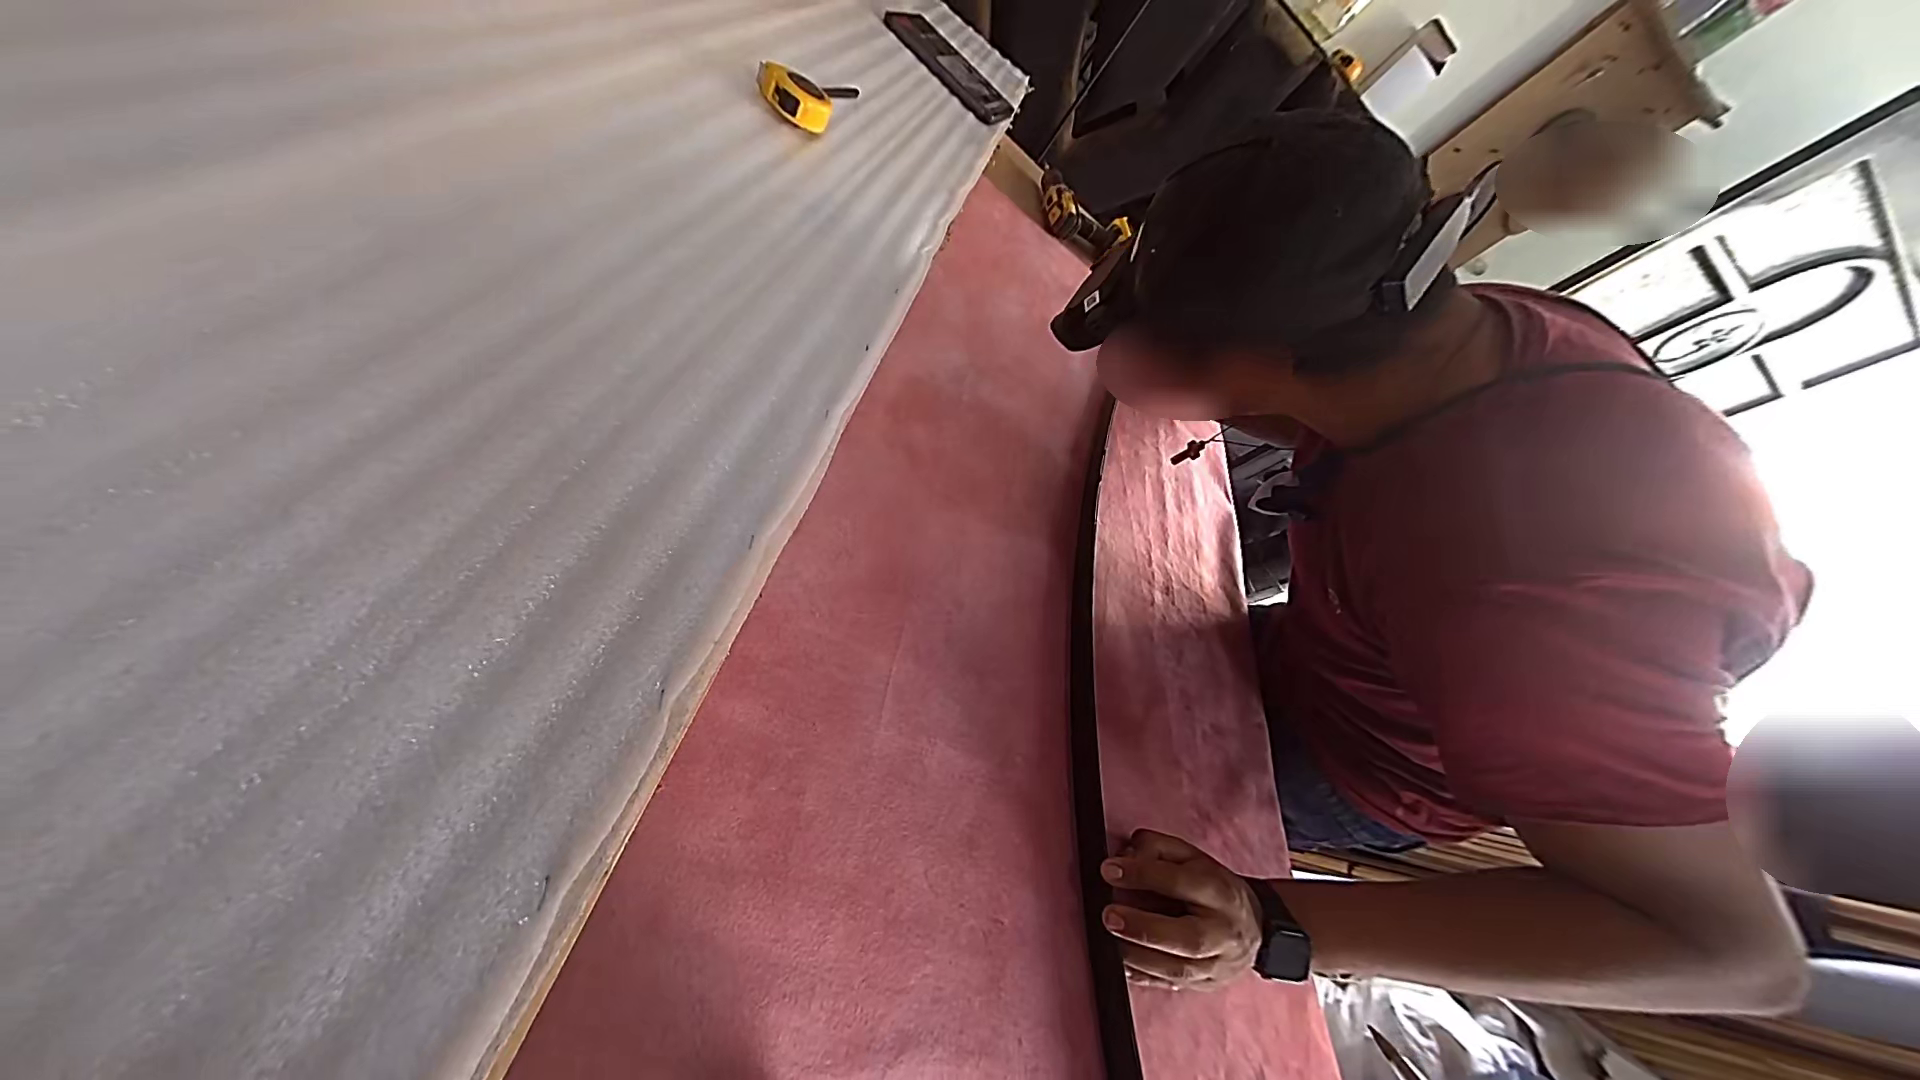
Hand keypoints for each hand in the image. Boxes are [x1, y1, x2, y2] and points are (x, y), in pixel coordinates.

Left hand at [1100, 829, 1262, 991]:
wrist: (1253, 926)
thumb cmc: (1212, 884)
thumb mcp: (1188, 854)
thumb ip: (1156, 847)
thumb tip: (1124, 858)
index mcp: (1219, 891)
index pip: (1179, 882)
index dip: (1142, 874)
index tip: (1109, 870)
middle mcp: (1222, 932)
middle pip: (1187, 938)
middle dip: (1143, 927)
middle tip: (1109, 916)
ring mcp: (1217, 965)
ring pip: (1178, 970)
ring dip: (1138, 956)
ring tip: (1110, 938)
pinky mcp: (1205, 985)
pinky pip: (1171, 986)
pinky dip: (1142, 976)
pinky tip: (1121, 962)